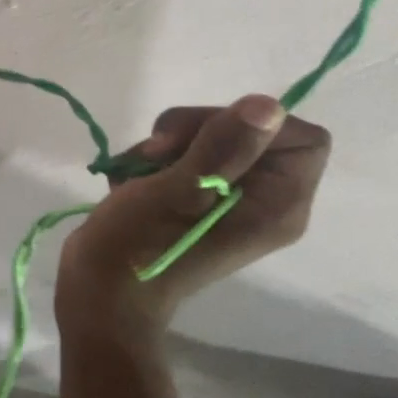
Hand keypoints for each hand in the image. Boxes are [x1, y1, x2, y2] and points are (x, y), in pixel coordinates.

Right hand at [57, 95, 330, 342]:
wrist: (100, 293)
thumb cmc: (140, 246)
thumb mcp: (178, 191)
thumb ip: (223, 148)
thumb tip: (266, 104)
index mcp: (279, 203)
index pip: (298, 135)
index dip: (247, 124)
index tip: (193, 139)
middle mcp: (265, 202)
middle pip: (250, 135)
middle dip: (193, 132)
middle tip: (152, 153)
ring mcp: (227, 205)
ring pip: (209, 144)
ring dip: (162, 148)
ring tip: (132, 174)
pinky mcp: (193, 206)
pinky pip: (185, 164)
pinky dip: (151, 165)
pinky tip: (127, 183)